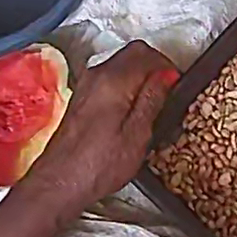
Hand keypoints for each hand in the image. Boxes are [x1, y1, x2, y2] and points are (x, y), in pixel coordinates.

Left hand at [14, 41, 177, 219]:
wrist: (59, 183)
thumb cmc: (99, 165)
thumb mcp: (138, 134)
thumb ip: (153, 98)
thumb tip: (167, 75)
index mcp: (114, 80)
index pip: (147, 54)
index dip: (168, 67)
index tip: (177, 86)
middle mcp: (97, 75)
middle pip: (133, 53)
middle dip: (155, 66)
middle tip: (169, 91)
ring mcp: (87, 84)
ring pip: (122, 64)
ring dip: (141, 75)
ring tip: (154, 103)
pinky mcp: (82, 97)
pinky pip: (111, 77)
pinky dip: (127, 84)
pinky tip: (133, 110)